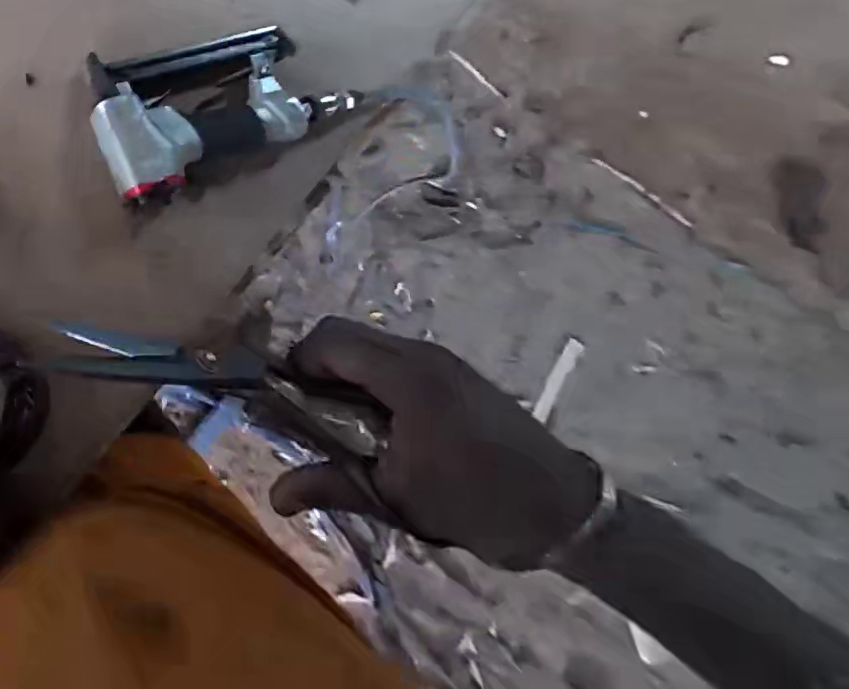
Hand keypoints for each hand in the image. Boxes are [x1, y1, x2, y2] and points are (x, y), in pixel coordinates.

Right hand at [269, 317, 601, 569]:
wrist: (574, 516)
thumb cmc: (480, 504)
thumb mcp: (400, 499)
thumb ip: (332, 486)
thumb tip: (274, 498)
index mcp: (406, 378)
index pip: (329, 342)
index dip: (299, 363)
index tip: (291, 398)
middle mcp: (421, 354)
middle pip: (342, 331)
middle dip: (314, 359)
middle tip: (309, 402)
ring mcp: (440, 358)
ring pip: (365, 338)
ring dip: (341, 363)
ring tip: (341, 410)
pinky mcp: (452, 368)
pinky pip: (390, 351)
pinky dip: (367, 368)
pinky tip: (378, 411)